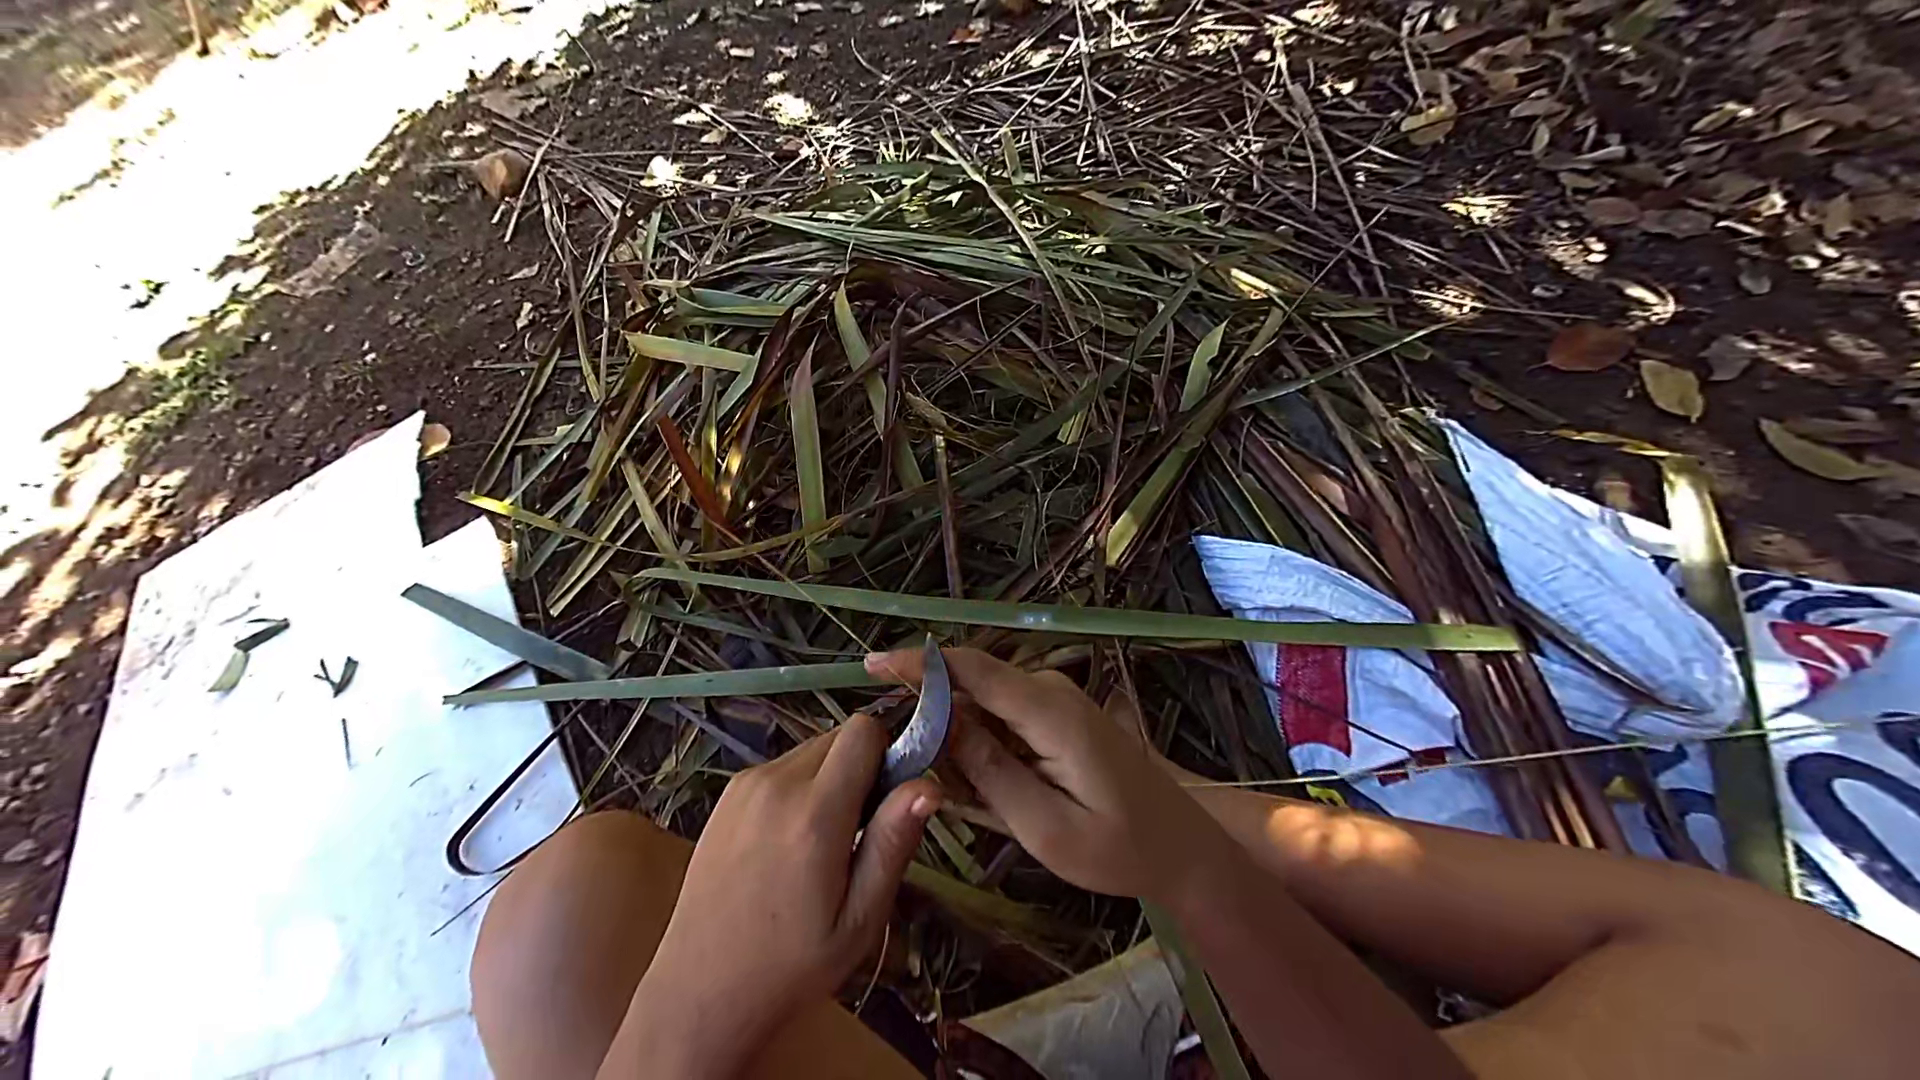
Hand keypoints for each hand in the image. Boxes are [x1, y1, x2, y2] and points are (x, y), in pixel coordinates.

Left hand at [619, 714, 938, 1076]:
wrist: (700, 992)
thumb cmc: (793, 965)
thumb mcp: (860, 917)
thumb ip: (894, 841)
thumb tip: (931, 785)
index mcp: (814, 812)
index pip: (865, 731)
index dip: (888, 754)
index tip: (888, 798)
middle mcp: (777, 783)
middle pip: (840, 737)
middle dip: (861, 769)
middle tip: (858, 830)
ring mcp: (746, 784)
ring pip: (813, 750)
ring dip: (830, 778)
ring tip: (821, 842)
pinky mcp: (728, 794)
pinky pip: (784, 767)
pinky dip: (800, 787)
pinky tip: (789, 841)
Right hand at [865, 647, 1230, 903]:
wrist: (1180, 846)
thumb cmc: (1118, 847)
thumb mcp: (1045, 825)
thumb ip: (990, 771)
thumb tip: (939, 722)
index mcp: (1049, 711)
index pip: (973, 669)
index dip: (919, 662)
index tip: (872, 663)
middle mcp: (1050, 691)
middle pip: (972, 682)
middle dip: (928, 707)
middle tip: (898, 754)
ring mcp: (1054, 701)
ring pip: (983, 701)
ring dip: (954, 732)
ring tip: (946, 781)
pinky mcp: (1056, 716)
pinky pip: (1002, 717)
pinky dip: (978, 741)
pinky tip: (979, 782)